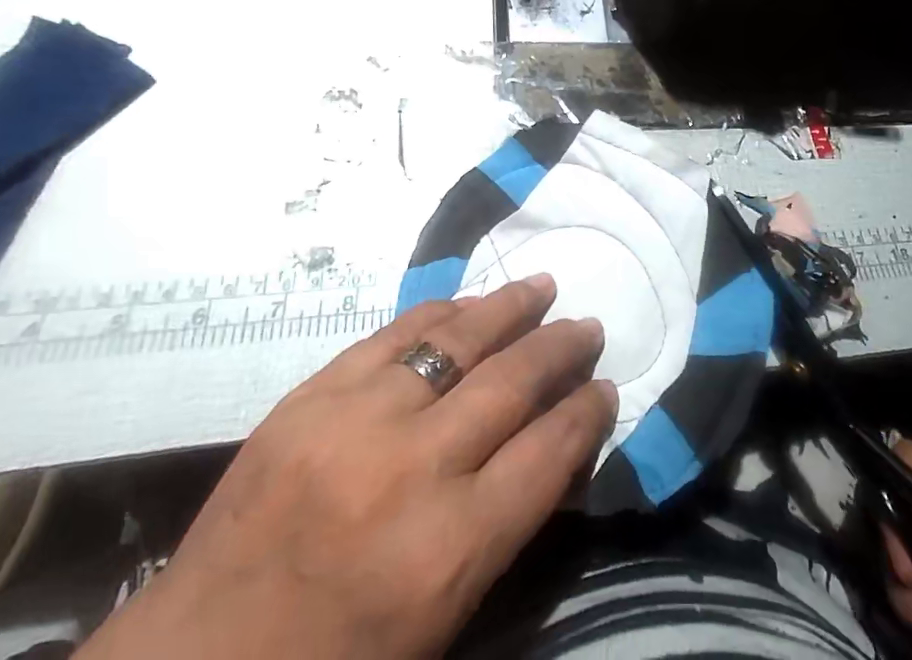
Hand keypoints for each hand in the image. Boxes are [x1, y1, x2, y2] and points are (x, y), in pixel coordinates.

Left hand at [77, 275, 614, 659]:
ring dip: (510, 308)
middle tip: (589, 327)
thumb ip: (515, 512)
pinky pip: (391, 337)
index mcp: (454, 542)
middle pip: (515, 381)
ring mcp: (352, 426)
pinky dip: (440, 314)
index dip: (590, 409)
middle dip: (563, 346)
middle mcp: (411, 471)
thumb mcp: (454, 605)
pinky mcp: (305, 402)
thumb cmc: (346, 651)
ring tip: (542, 287)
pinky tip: (468, 305)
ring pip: (457, 342)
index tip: (606, 387)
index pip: (553, 446)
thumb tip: (561, 433)